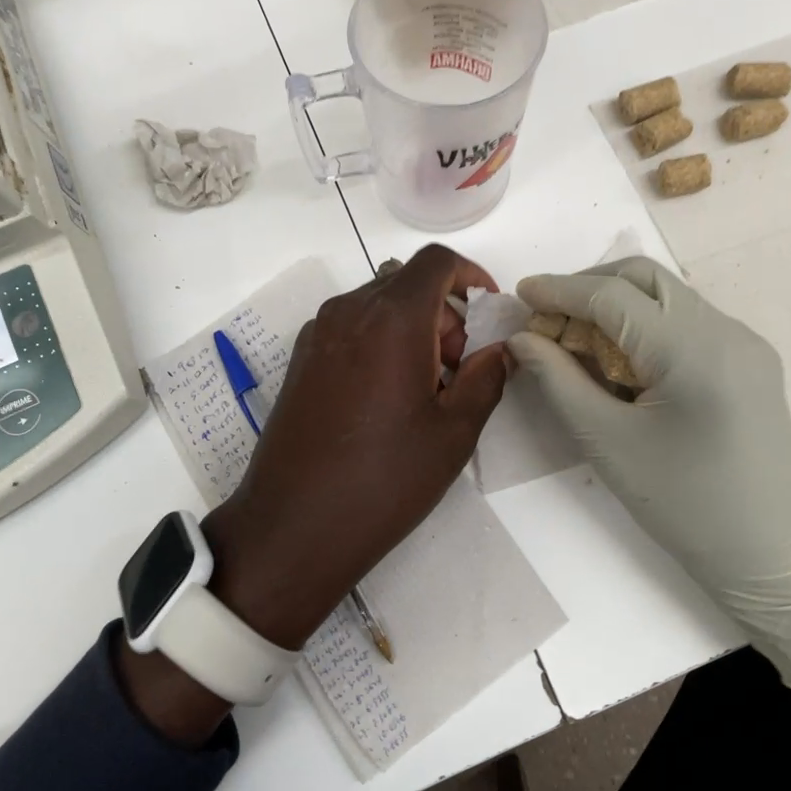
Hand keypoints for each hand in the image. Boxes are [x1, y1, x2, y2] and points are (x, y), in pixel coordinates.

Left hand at [202, 244, 511, 650]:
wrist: (292, 526)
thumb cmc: (384, 479)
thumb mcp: (453, 432)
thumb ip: (486, 378)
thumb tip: (497, 351)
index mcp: (391, 318)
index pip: (436, 263)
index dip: (471, 276)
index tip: (488, 313)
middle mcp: (348, 312)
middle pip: (407, 283)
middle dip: (444, 313)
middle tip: (461, 370)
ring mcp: (317, 334)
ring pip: (377, 306)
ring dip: (412, 329)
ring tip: (426, 391)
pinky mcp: (300, 360)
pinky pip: (351, 329)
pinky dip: (379, 342)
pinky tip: (387, 399)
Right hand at [507, 257, 790, 694]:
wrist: (776, 553)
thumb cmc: (684, 504)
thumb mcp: (607, 442)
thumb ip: (558, 379)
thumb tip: (522, 338)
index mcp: (692, 349)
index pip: (612, 295)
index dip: (560, 290)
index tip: (519, 294)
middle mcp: (724, 329)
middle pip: (644, 277)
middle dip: (589, 286)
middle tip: (548, 318)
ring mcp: (744, 341)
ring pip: (668, 294)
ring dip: (617, 303)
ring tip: (579, 340)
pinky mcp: (751, 359)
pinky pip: (688, 319)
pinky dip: (647, 322)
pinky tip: (624, 359)